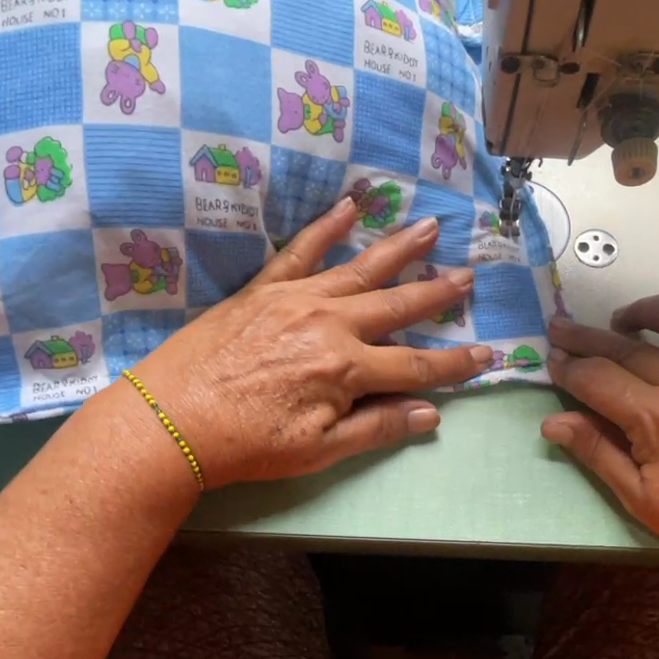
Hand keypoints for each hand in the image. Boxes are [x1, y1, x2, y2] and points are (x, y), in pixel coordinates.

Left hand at [119, 199, 487, 488]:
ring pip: (359, 269)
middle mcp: (329, 324)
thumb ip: (376, 429)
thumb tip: (430, 414)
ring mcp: (296, 300)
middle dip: (436, 295)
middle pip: (396, 307)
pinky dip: (327, 228)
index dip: (455, 364)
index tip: (487, 355)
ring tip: (429, 229)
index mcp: (346, 369)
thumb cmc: (247, 445)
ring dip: (398, 250)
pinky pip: (301, 251)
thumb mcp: (318, 451)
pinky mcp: (263, 290)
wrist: (171, 422)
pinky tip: (350, 207)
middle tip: (468, 277)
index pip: (416, 366)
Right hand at [542, 297, 658, 591]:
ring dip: (647, 310)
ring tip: (624, 319)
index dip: (569, 368)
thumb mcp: (640, 498)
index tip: (551, 359)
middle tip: (562, 328)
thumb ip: (597, 451)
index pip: (599, 378)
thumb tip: (552, 422)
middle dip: (588, 337)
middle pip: (630, 346)